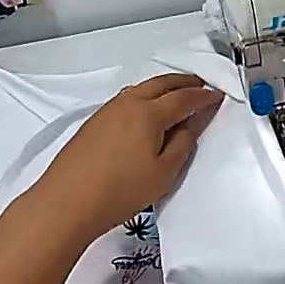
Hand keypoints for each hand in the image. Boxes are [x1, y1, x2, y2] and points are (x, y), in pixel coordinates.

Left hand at [21, 73, 222, 245]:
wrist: (67, 202)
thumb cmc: (119, 190)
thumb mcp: (163, 173)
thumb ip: (182, 144)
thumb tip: (189, 126)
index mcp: (149, 113)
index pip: (184, 98)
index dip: (203, 97)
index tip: (217, 96)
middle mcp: (128, 103)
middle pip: (162, 83)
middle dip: (184, 82)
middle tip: (201, 84)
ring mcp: (108, 110)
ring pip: (142, 88)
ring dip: (163, 86)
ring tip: (177, 93)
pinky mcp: (95, 121)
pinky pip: (127, 98)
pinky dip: (145, 96)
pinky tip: (147, 109)